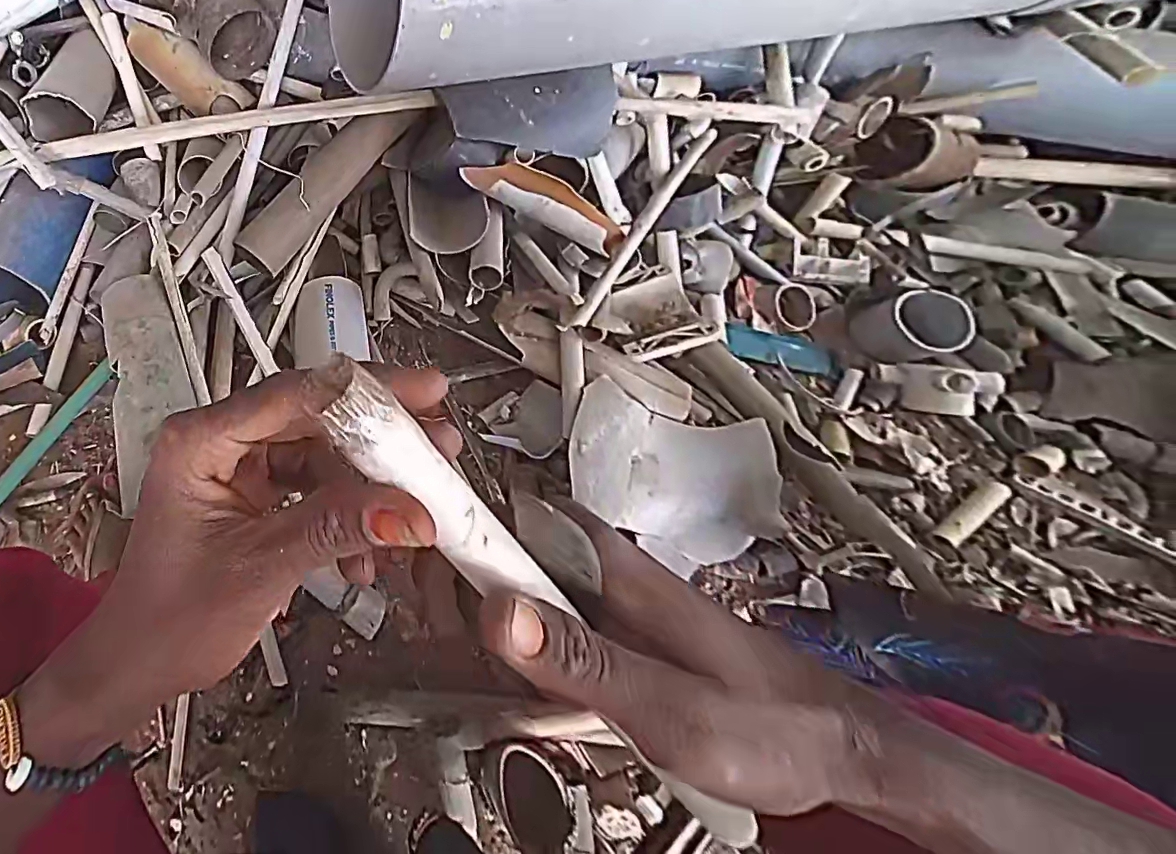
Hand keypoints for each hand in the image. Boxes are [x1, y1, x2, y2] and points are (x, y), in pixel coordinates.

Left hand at [19, 365, 456, 751]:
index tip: (420, 389)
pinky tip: (365, 546)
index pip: (291, 396)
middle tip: (433, 442)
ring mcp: (236, 462)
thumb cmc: (173, 616)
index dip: (363, 391)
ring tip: (408, 510)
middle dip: (375, 437)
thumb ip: (333, 528)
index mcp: (199, 439)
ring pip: (318, 449)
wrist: (142, 659)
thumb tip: (406, 510)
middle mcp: (217, 438)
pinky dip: (345, 507)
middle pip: (311, 416)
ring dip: (364, 482)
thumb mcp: (259, 568)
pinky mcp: (252, 487)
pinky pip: (312, 480)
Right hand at [476, 500, 886, 816]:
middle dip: (450, 585)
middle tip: (450, 637)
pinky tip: (504, 669)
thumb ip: (582, 661)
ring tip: (473, 660)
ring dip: (467, 611)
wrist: (833, 744)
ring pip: (495, 575)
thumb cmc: (774, 723)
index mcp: (604, 561)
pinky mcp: (587, 617)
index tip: (427, 585)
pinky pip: (518, 610)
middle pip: (484, 543)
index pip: (495, 516)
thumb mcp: (676, 709)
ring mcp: (585, 589)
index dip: (448, 541)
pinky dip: (496, 634)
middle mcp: (588, 561)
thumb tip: (496, 611)